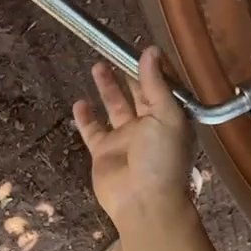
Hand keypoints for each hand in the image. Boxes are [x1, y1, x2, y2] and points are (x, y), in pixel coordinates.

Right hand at [73, 47, 194, 229]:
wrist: (143, 201)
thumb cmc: (162, 158)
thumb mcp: (167, 115)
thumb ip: (156, 84)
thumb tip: (150, 51)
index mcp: (170, 118)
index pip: (163, 87)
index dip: (154, 68)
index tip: (142, 48)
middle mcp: (149, 126)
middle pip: (137, 94)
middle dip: (128, 73)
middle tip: (115, 50)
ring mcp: (125, 140)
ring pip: (114, 107)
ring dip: (107, 88)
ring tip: (97, 65)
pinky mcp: (104, 152)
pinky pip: (93, 130)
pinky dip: (86, 117)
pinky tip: (80, 102)